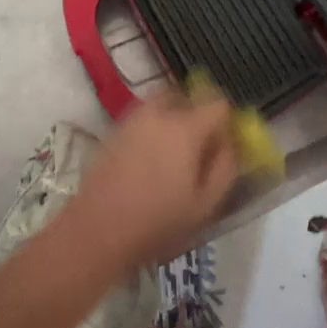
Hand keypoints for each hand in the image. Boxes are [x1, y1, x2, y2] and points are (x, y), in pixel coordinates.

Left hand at [70, 91, 239, 268]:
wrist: (96, 231)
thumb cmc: (157, 222)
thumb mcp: (206, 204)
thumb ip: (226, 167)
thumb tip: (230, 143)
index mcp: (186, 127)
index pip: (218, 103)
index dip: (226, 120)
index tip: (224, 143)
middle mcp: (159, 112)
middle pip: (187, 95)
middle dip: (198, 113)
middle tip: (199, 145)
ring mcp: (133, 118)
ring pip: (163, 103)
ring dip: (174, 117)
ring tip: (174, 152)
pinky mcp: (114, 130)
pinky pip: (143, 116)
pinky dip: (153, 126)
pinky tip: (150, 158)